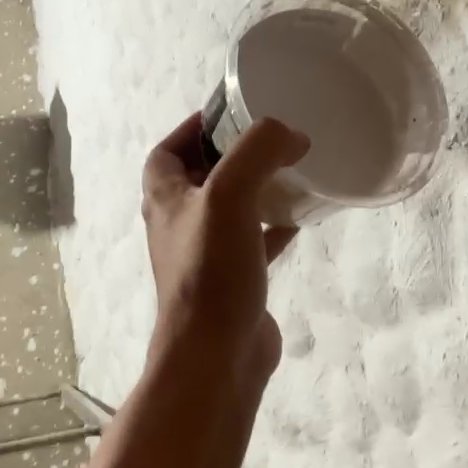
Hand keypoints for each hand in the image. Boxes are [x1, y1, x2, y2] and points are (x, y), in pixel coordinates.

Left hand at [140, 113, 308, 379]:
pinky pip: (254, 240)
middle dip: (232, 154)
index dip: (194, 127)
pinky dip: (274, 225)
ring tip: (291, 170)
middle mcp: (180, 224)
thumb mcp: (230, 193)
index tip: (233, 112)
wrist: (216, 355)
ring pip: (230, 208)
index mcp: (165, 198)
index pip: (168, 150)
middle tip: (271, 139)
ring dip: (255, 187)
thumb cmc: (211, 270)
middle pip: (202, 175)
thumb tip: (293, 135)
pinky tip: (302, 218)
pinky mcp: (233, 280)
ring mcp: (206, 255)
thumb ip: (259, 150)